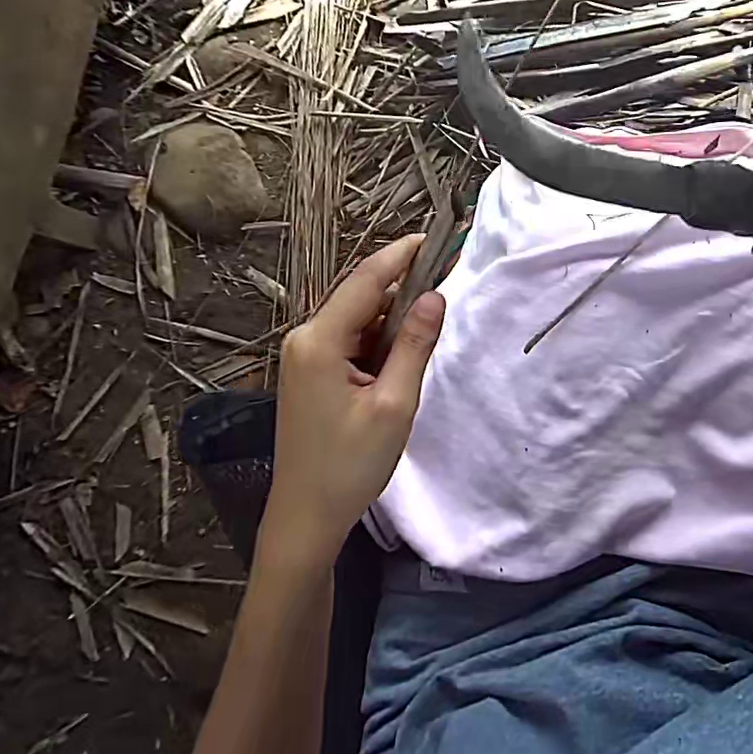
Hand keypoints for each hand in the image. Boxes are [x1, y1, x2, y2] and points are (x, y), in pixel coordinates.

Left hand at [265, 234, 446, 562]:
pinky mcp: (311, 371)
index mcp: (319, 341)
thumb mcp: (394, 403)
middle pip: (362, 296)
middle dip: (404, 288)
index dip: (401, 254)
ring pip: (359, 319)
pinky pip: (351, 339)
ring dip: (394, 318)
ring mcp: (304, 355)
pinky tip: (402, 354)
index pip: (366, 281)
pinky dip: (379, 340)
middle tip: (447, 283)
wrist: (305, 517)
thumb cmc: (349, 465)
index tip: (434, 236)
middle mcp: (305, 339)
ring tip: (431, 326)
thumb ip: (415, 344)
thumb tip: (435, 295)